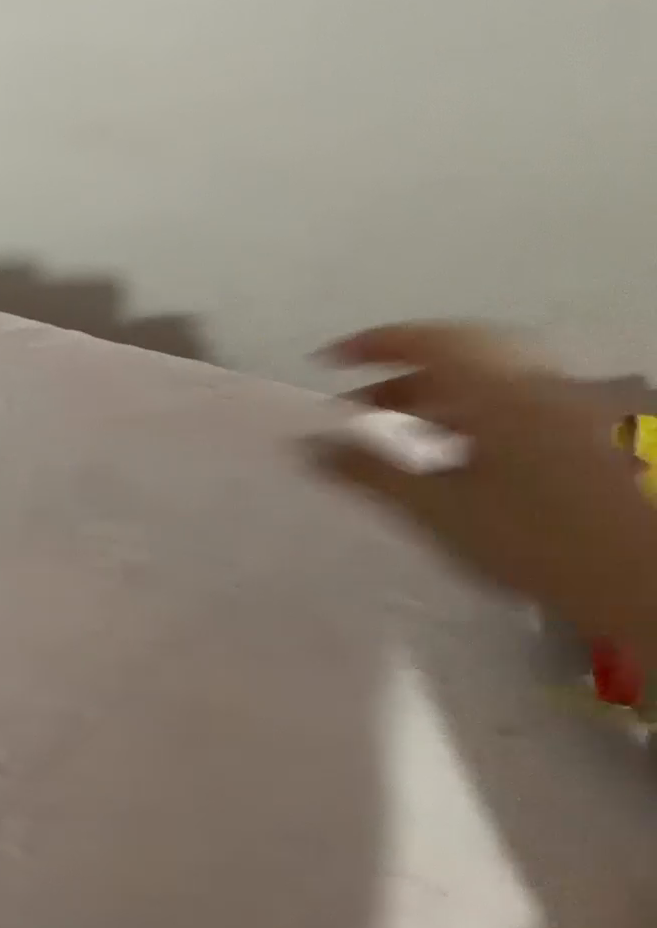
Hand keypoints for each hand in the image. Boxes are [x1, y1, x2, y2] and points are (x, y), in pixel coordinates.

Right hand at [309, 322, 656, 638]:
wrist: (649, 586)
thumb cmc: (533, 540)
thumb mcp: (435, 509)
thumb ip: (366, 471)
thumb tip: (304, 445)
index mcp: (500, 393)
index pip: (428, 341)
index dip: (371, 345)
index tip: (326, 361)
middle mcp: (541, 388)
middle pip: (463, 356)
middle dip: (402, 372)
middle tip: (357, 401)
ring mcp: (575, 411)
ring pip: (493, 382)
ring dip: (438, 394)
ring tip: (399, 428)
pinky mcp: (594, 437)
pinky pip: (518, 403)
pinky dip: (473, 411)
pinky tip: (455, 452)